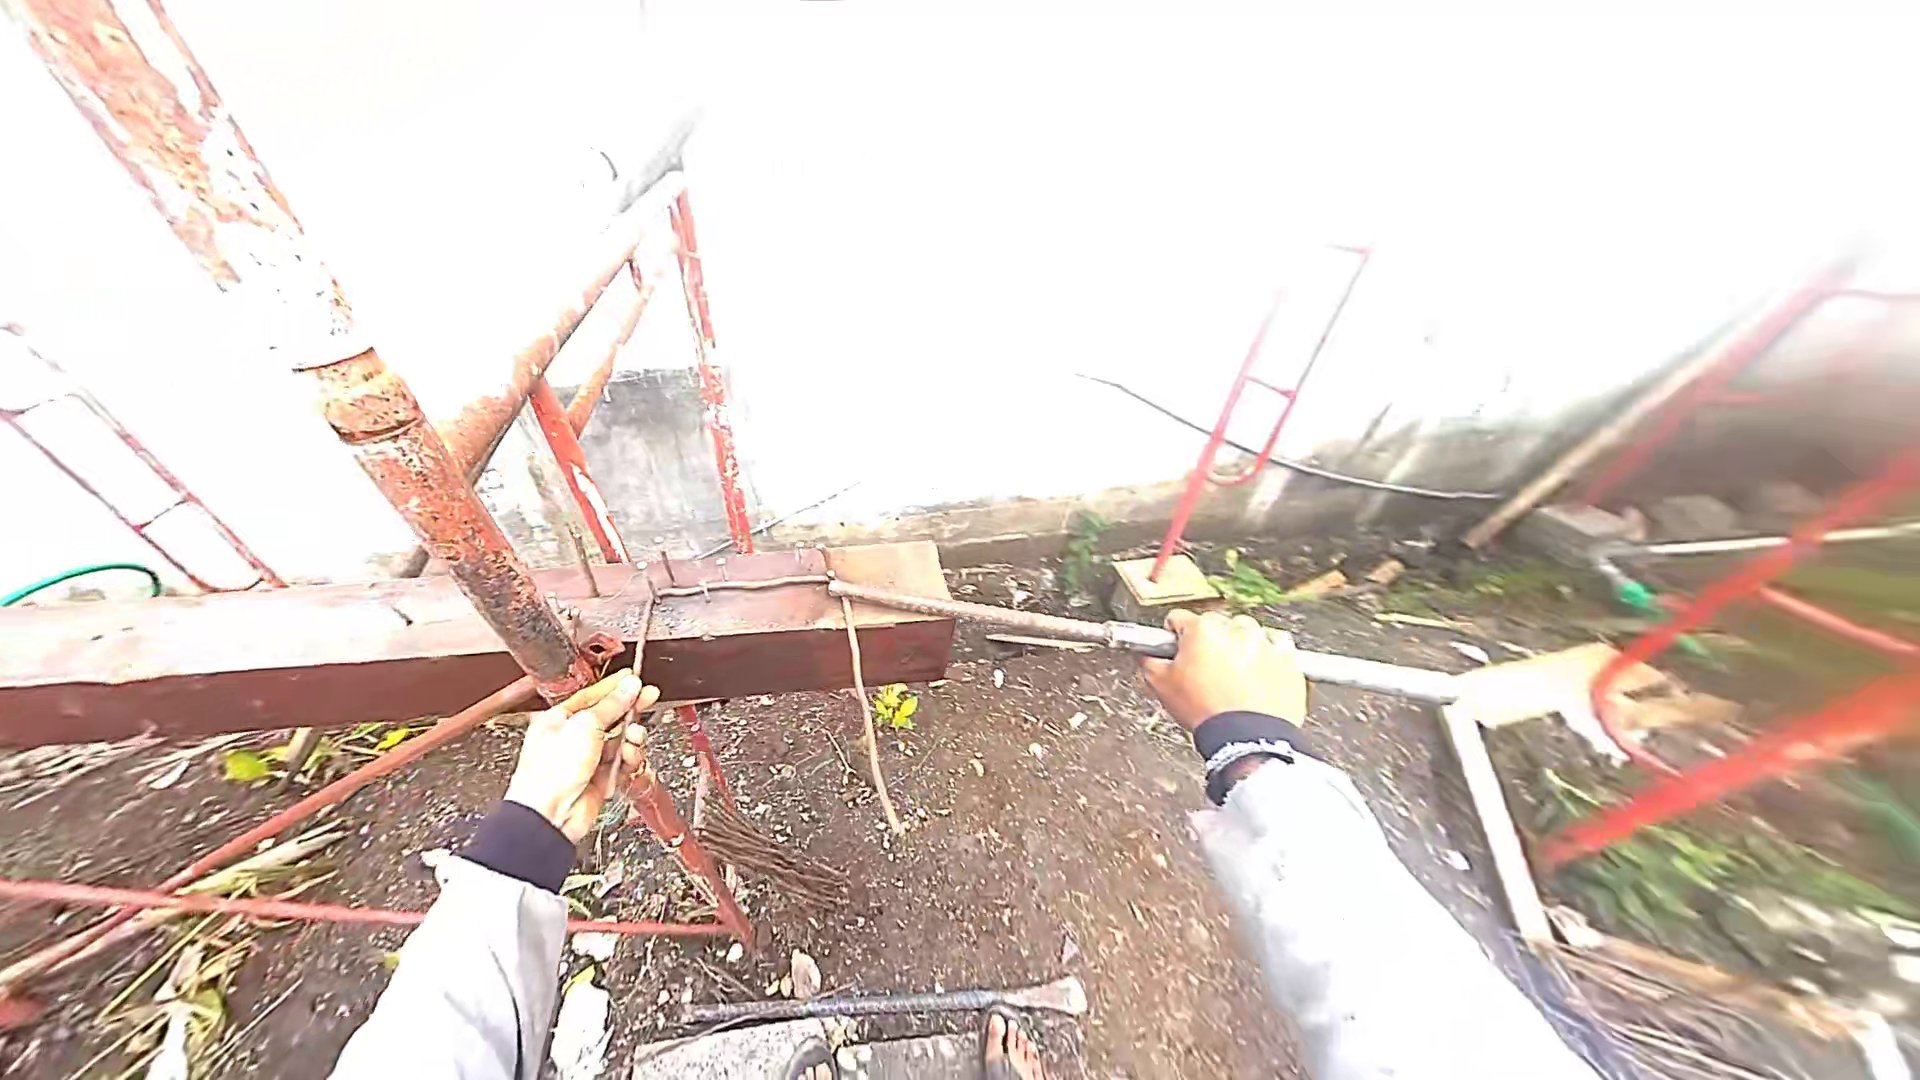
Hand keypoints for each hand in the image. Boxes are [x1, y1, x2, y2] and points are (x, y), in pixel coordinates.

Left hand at [504, 669, 658, 841]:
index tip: (634, 677)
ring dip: (632, 737)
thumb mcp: (585, 726)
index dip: (614, 686)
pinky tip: (628, 757)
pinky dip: (630, 757)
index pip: (593, 695)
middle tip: (649, 697)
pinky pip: (625, 759)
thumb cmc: (550, 772)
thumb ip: (612, 704)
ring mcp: (588, 757)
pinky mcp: (601, 775)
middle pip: (612, 715)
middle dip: (631, 708)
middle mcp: (573, 737)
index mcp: (560, 720)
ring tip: (634, 738)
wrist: (550, 815)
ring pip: (622, 737)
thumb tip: (630, 685)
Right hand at [1139, 609, 1306, 729]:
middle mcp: (1234, 628)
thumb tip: (1146, 652)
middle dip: (1208, 641)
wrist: (1247, 739)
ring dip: (1238, 644)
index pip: (1178, 619)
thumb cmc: (1206, 711)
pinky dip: (1266, 654)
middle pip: (1214, 624)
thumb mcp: (1160, 685)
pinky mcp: (1288, 658)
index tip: (1178, 651)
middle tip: (1205, 669)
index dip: (1174, 637)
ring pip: (1245, 631)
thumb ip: (1149, 660)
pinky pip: (1275, 645)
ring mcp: (1264, 641)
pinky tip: (1257, 673)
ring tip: (1234, 673)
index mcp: (1201, 629)